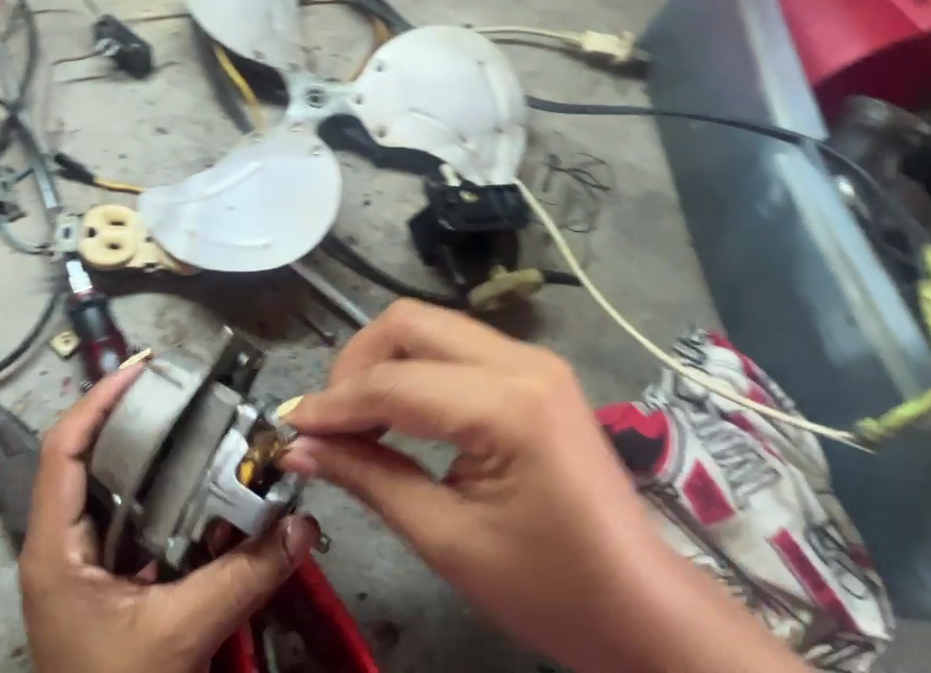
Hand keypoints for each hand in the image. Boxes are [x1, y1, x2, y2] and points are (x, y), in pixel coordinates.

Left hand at [19, 361, 320, 672]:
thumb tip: (301, 524)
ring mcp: (80, 566)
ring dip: (152, 460)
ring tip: (197, 428)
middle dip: (133, 421)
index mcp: (53, 546)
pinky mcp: (105, 585)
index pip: (63, 449)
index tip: (144, 368)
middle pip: (87, 460)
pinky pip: (132, 526)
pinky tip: (202, 494)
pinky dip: (165, 503)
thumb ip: (241, 576)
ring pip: (112, 492)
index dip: (98, 400)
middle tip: (184, 393)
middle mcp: (59, 545)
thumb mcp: (178, 633)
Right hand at [280, 301, 806, 672]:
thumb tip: (300, 448)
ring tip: (359, 423)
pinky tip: (400, 416)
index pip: (393, 383)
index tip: (288, 427)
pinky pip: (456, 348)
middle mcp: (522, 362)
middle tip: (329, 422)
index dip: (331, 404)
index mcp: (507, 405)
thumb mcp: (446, 539)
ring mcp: (534, 361)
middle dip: (355, 365)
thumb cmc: (551, 588)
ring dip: (384, 364)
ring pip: (430, 327)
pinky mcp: (536, 373)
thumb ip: (368, 479)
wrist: (642, 607)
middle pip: (408, 324)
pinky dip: (415, 371)